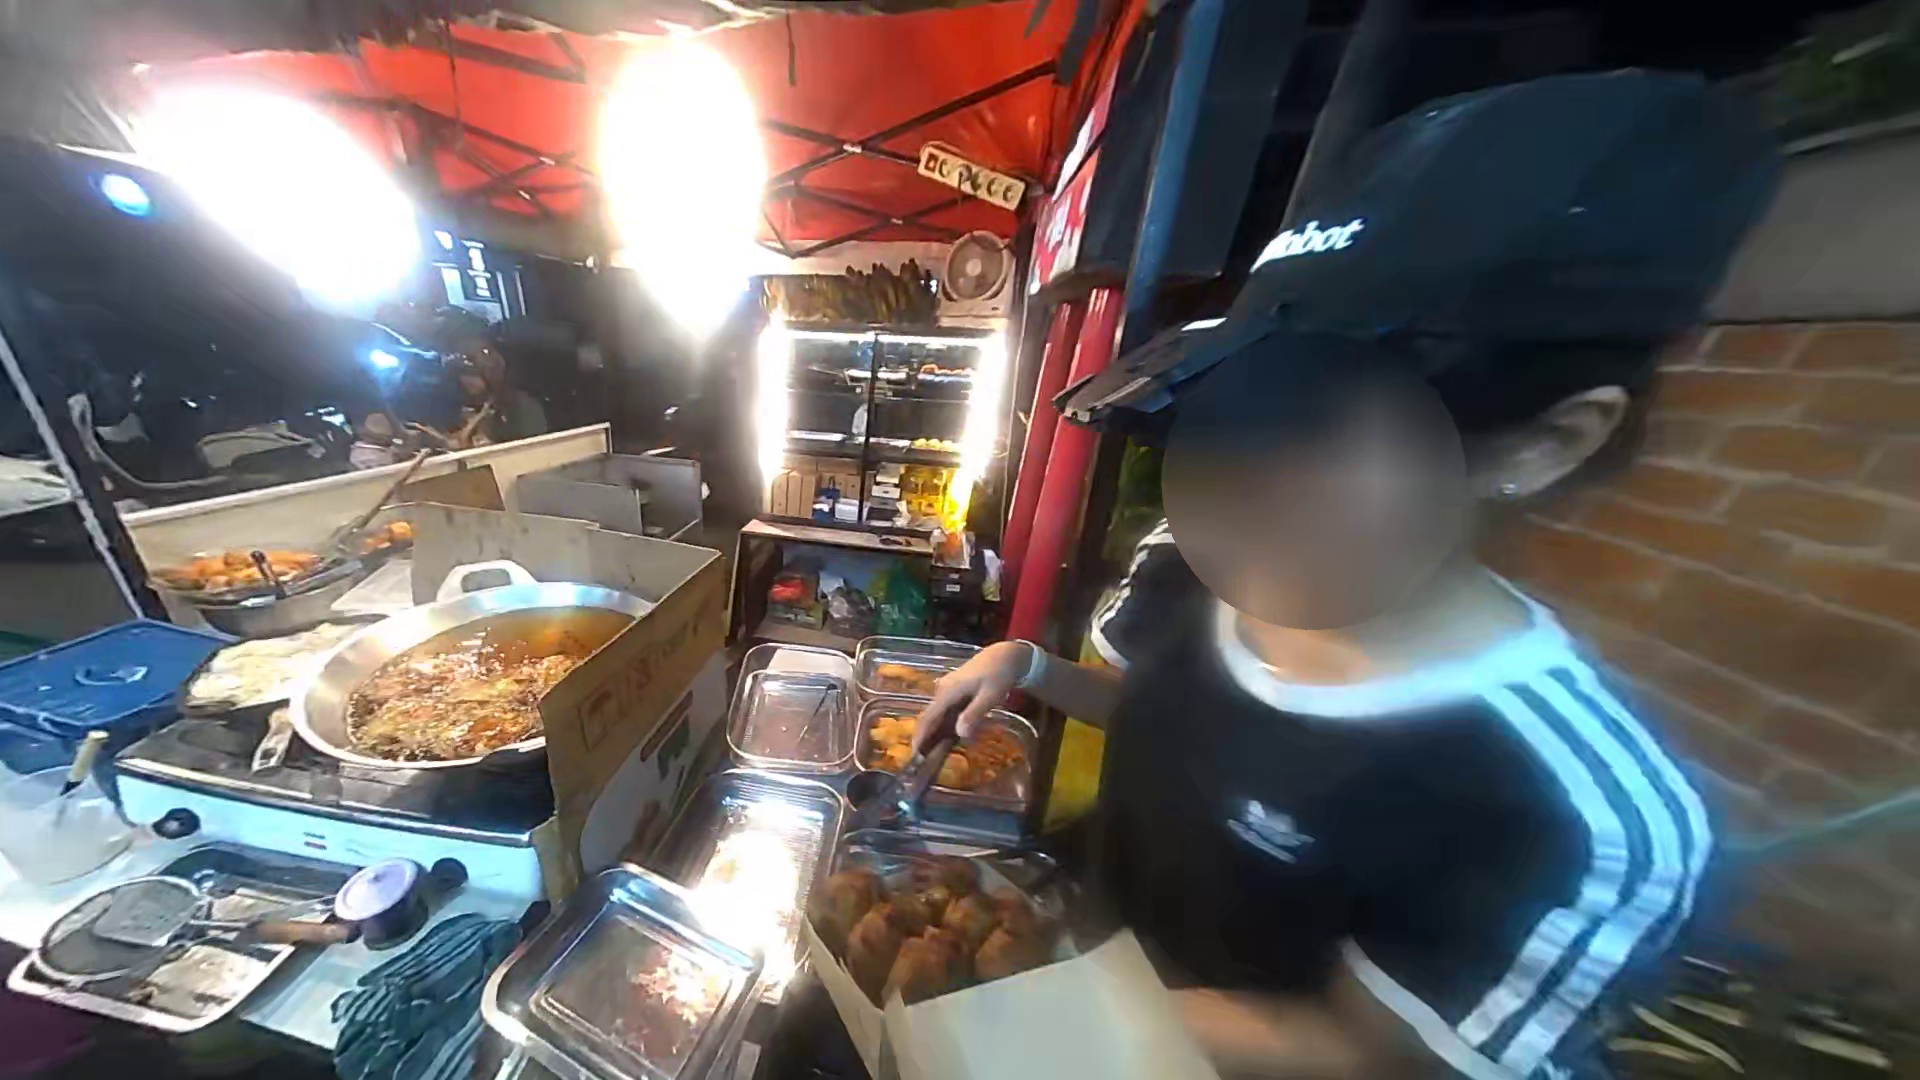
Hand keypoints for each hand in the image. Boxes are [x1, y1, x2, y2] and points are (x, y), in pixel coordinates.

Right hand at [914, 641, 1034, 750]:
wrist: (1006, 654)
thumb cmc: (999, 674)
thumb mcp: (990, 696)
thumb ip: (974, 714)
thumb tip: (959, 734)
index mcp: (949, 691)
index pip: (928, 717)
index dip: (920, 736)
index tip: (915, 755)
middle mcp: (944, 689)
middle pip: (930, 716)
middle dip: (926, 737)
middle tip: (925, 760)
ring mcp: (948, 687)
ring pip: (938, 713)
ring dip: (936, 731)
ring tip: (935, 751)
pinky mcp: (955, 688)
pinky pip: (946, 709)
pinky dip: (945, 723)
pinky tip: (950, 734)